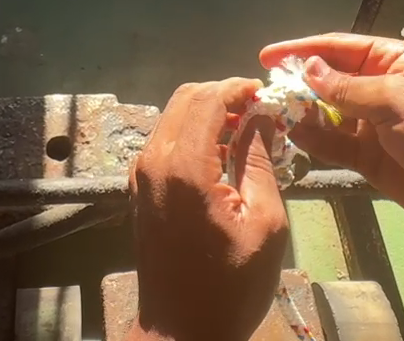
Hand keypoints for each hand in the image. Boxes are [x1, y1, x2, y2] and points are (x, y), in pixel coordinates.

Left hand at [128, 79, 289, 340]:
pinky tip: (222, 152)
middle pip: (187, 98)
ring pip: (174, 115)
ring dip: (208, 112)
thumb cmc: (230, 287)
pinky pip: (167, 138)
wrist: (180, 334)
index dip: (237, 87)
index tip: (264, 92)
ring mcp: (141, 172)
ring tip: (245, 130)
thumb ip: (260, 161)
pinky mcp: (139, 185)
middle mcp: (154, 159)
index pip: (208, 99)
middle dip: (223, 95)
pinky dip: (194, 131)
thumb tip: (262, 118)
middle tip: (257, 110)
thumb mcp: (264, 224)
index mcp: (184, 167)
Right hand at [259, 33, 403, 243]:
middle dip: (300, 83)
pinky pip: (337, 144)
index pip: (338, 47)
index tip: (268, 56)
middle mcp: (380, 88)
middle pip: (330, 79)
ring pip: (329, 113)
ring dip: (304, 114)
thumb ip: (346, 87)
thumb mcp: (395, 101)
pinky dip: (316, 141)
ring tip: (276, 116)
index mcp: (392, 61)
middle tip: (266, 90)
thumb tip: (307, 68)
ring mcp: (375, 125)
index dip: (302, 50)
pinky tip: (296, 138)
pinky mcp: (372, 159)